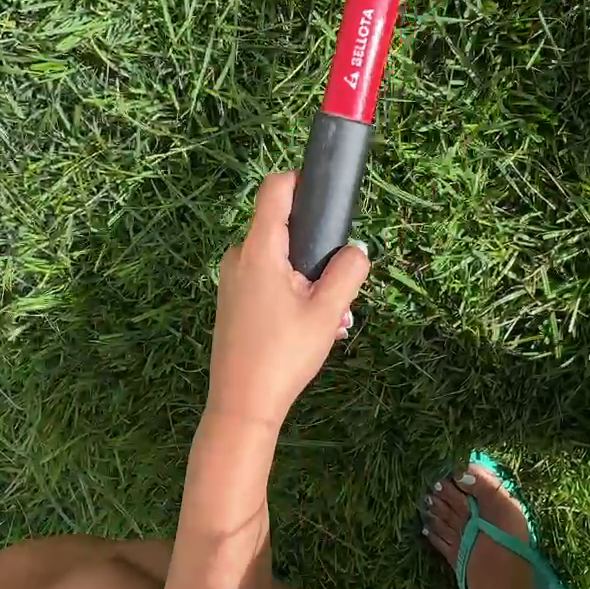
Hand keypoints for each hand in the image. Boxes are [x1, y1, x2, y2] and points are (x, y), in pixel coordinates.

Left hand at [208, 170, 369, 429]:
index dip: (301, 181)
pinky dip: (294, 295)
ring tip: (334, 321)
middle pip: (284, 228)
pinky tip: (315, 330)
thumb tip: (356, 250)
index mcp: (258, 249)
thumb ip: (348, 272)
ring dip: (310, 281)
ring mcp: (233, 280)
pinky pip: (269, 281)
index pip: (274, 189)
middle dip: (318, 251)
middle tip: (340, 288)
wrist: (241, 407)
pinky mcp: (233, 301)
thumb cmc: (283, 355)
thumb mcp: (328, 312)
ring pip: (280, 260)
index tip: (327, 196)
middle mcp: (239, 257)